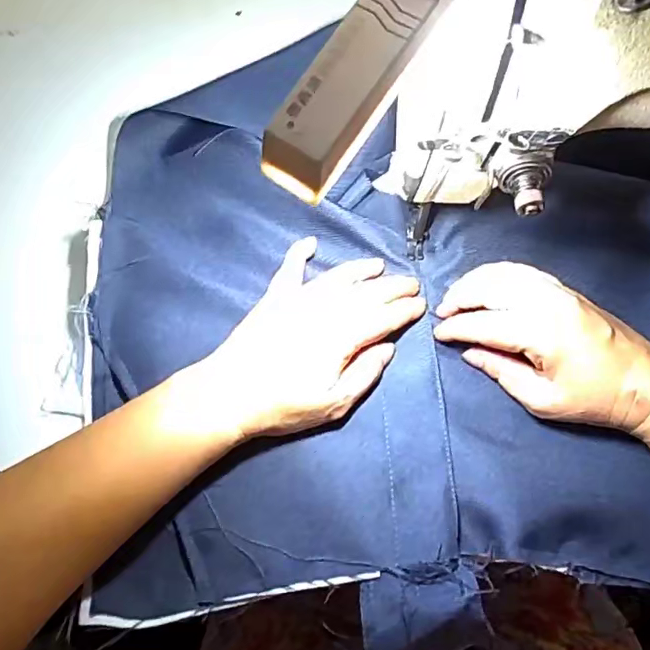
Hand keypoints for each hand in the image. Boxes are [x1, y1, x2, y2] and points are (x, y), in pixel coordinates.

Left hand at [185, 237, 424, 439]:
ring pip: (337, 277)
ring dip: (360, 269)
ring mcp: (298, 300)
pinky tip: (310, 244)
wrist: (229, 394)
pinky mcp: (274, 298)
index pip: (383, 317)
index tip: (420, 306)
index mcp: (343, 336)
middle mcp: (324, 310)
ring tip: (377, 265)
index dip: (405, 310)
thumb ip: (364, 374)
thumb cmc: (283, 405)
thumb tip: (387, 349)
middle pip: (366, 293)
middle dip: (393, 287)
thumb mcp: (333, 404)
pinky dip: (300, 253)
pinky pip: (290, 269)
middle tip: (411, 284)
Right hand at [432, 262, 649, 443]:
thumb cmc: (595, 398)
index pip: (484, 322)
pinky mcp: (566, 289)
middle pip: (490, 288)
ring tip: (457, 297)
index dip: (456, 328)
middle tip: (442, 313)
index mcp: (541, 332)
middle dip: (460, 298)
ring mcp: (558, 291)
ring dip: (475, 282)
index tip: (440, 335)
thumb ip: (502, 372)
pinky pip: (523, 271)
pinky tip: (486, 284)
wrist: (644, 382)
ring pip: (504, 273)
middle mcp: (548, 303)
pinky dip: (497, 273)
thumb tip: (470, 353)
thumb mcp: (543, 400)